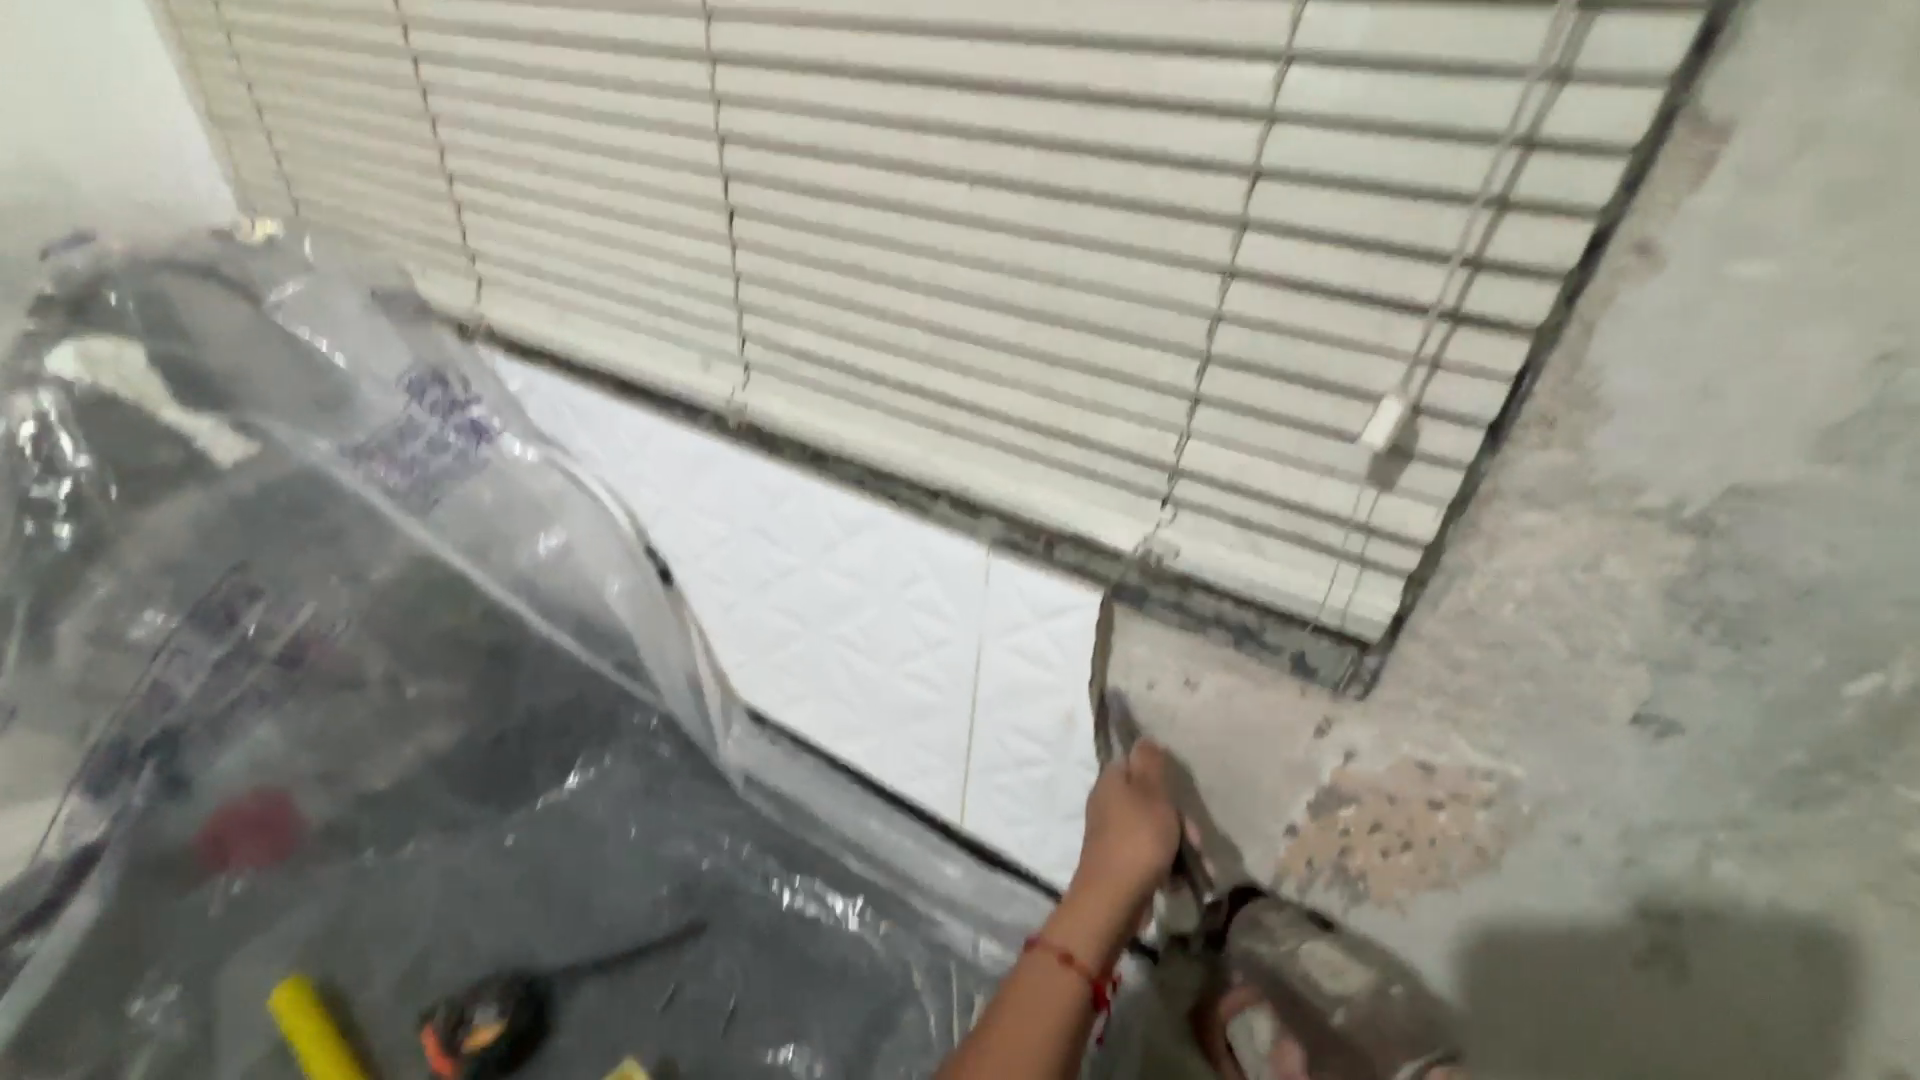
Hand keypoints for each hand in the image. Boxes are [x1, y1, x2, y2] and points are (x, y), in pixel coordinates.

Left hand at [1072, 739, 1182, 908]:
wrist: (1115, 898)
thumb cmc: (1138, 838)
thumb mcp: (1151, 793)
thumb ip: (1150, 763)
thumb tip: (1143, 739)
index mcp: (1110, 781)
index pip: (1134, 763)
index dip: (1160, 775)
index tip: (1179, 790)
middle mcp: (1107, 804)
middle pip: (1149, 799)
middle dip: (1179, 817)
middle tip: (1194, 836)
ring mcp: (1112, 834)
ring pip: (1154, 828)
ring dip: (1179, 843)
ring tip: (1198, 862)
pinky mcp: (1121, 862)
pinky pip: (1150, 853)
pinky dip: (1169, 863)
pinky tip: (1184, 878)